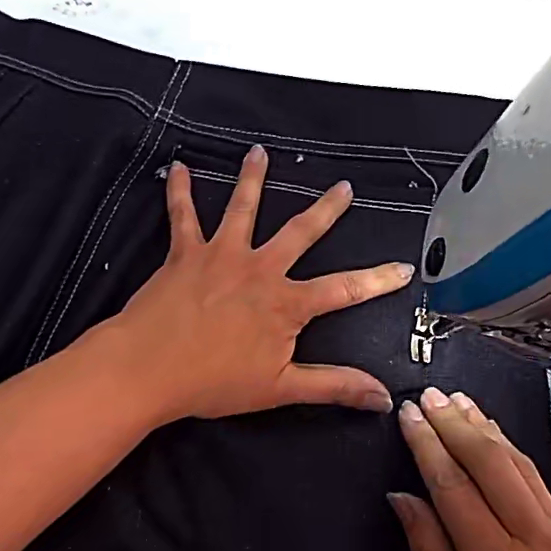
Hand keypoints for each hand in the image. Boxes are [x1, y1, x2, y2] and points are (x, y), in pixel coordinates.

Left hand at [82, 144, 412, 423]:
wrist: (146, 369)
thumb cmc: (213, 380)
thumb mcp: (282, 388)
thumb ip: (334, 386)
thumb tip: (382, 398)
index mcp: (286, 302)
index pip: (346, 289)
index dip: (379, 279)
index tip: (404, 268)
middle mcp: (259, 269)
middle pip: (301, 232)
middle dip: (327, 210)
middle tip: (344, 188)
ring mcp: (221, 255)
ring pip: (243, 208)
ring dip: (253, 179)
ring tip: (260, 153)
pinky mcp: (185, 254)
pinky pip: (182, 216)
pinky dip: (180, 191)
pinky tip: (179, 167)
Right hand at [390, 388, 550, 550]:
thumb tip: (405, 504)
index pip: (454, 486)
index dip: (426, 446)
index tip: (410, 418)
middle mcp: (536, 542)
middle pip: (488, 462)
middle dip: (454, 423)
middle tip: (429, 397)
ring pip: (518, 465)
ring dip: (485, 428)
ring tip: (459, 404)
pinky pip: (538, 482)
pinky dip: (512, 452)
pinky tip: (498, 440)